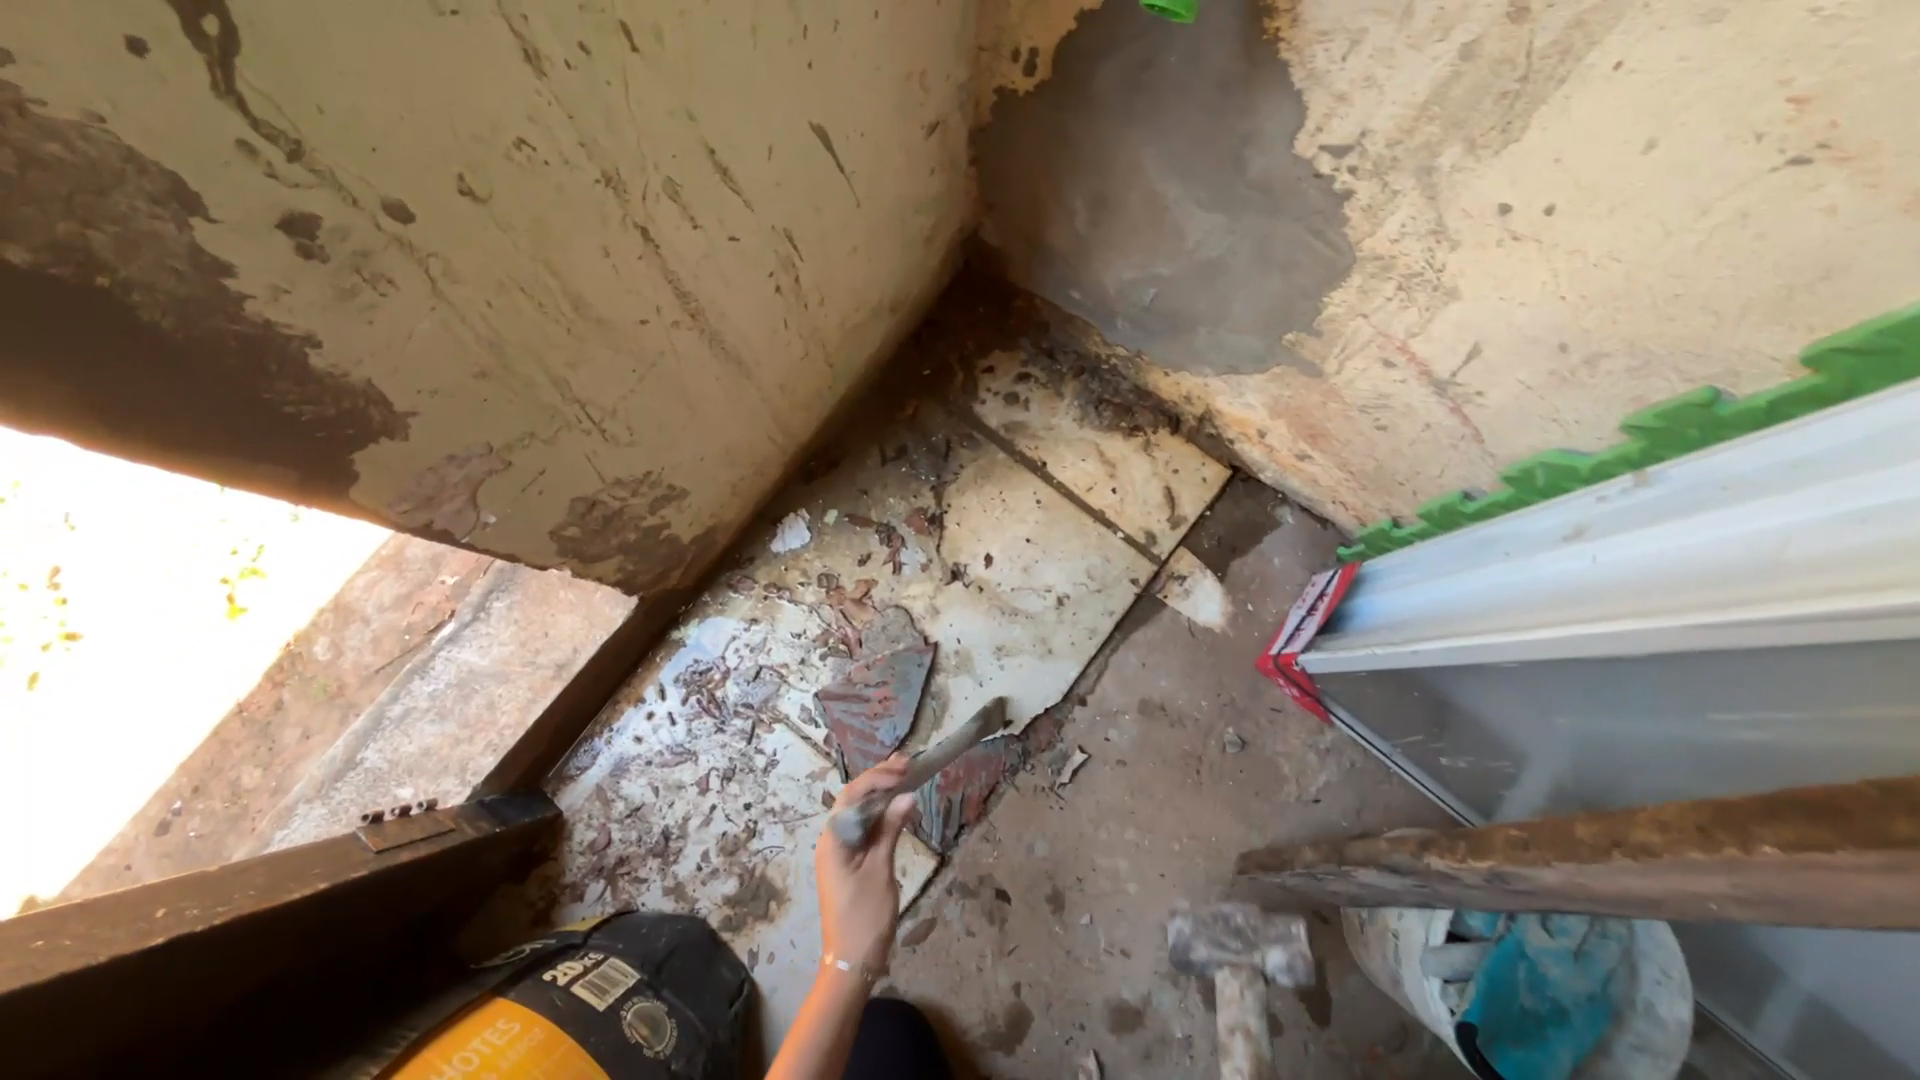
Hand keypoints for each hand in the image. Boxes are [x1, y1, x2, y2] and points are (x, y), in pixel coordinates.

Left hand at [816, 755, 918, 975]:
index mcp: (833, 840)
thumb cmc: (865, 917)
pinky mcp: (848, 863)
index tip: (904, 768)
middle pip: (853, 800)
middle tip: (907, 765)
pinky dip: (880, 816)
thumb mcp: (881, 871)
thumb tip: (906, 796)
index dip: (878, 777)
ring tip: (905, 778)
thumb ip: (891, 830)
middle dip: (878, 780)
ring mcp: (838, 852)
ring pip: (858, 813)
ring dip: (880, 795)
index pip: (853, 795)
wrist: (851, 962)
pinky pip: (862, 829)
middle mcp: (831, 841)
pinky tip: (897, 810)